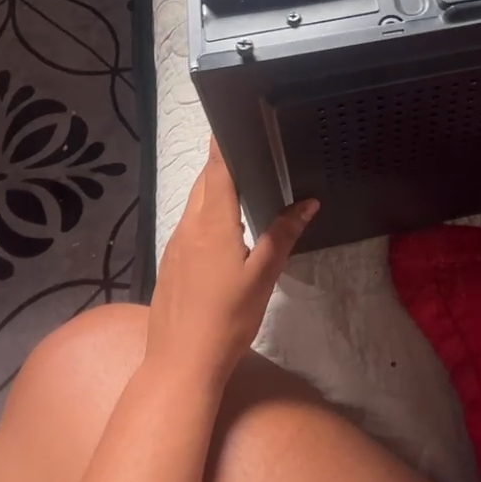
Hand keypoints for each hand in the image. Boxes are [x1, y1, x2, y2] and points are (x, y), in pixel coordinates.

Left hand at [146, 140, 318, 384]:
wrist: (179, 364)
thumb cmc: (226, 318)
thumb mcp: (263, 276)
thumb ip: (283, 234)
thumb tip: (308, 202)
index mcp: (212, 222)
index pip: (217, 168)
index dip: (223, 141)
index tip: (231, 117)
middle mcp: (189, 226)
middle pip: (204, 181)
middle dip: (222, 161)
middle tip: (248, 147)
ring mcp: (176, 244)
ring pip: (195, 202)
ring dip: (215, 187)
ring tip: (243, 182)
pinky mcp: (172, 263)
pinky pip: (190, 223)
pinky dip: (207, 211)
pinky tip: (225, 227)